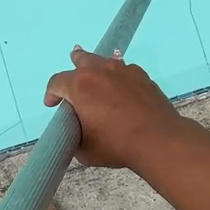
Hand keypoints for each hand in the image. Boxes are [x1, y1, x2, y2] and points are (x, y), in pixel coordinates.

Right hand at [43, 46, 193, 169]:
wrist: (158, 139)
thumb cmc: (116, 144)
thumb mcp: (85, 150)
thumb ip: (76, 138)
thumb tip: (79, 133)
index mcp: (80, 86)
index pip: (57, 82)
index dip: (51, 93)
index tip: (52, 104)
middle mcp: (100, 71)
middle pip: (82, 59)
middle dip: (75, 62)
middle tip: (73, 61)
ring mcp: (123, 70)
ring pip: (105, 61)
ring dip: (97, 67)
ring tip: (96, 72)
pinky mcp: (142, 76)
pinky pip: (125, 70)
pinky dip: (119, 76)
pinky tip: (121, 86)